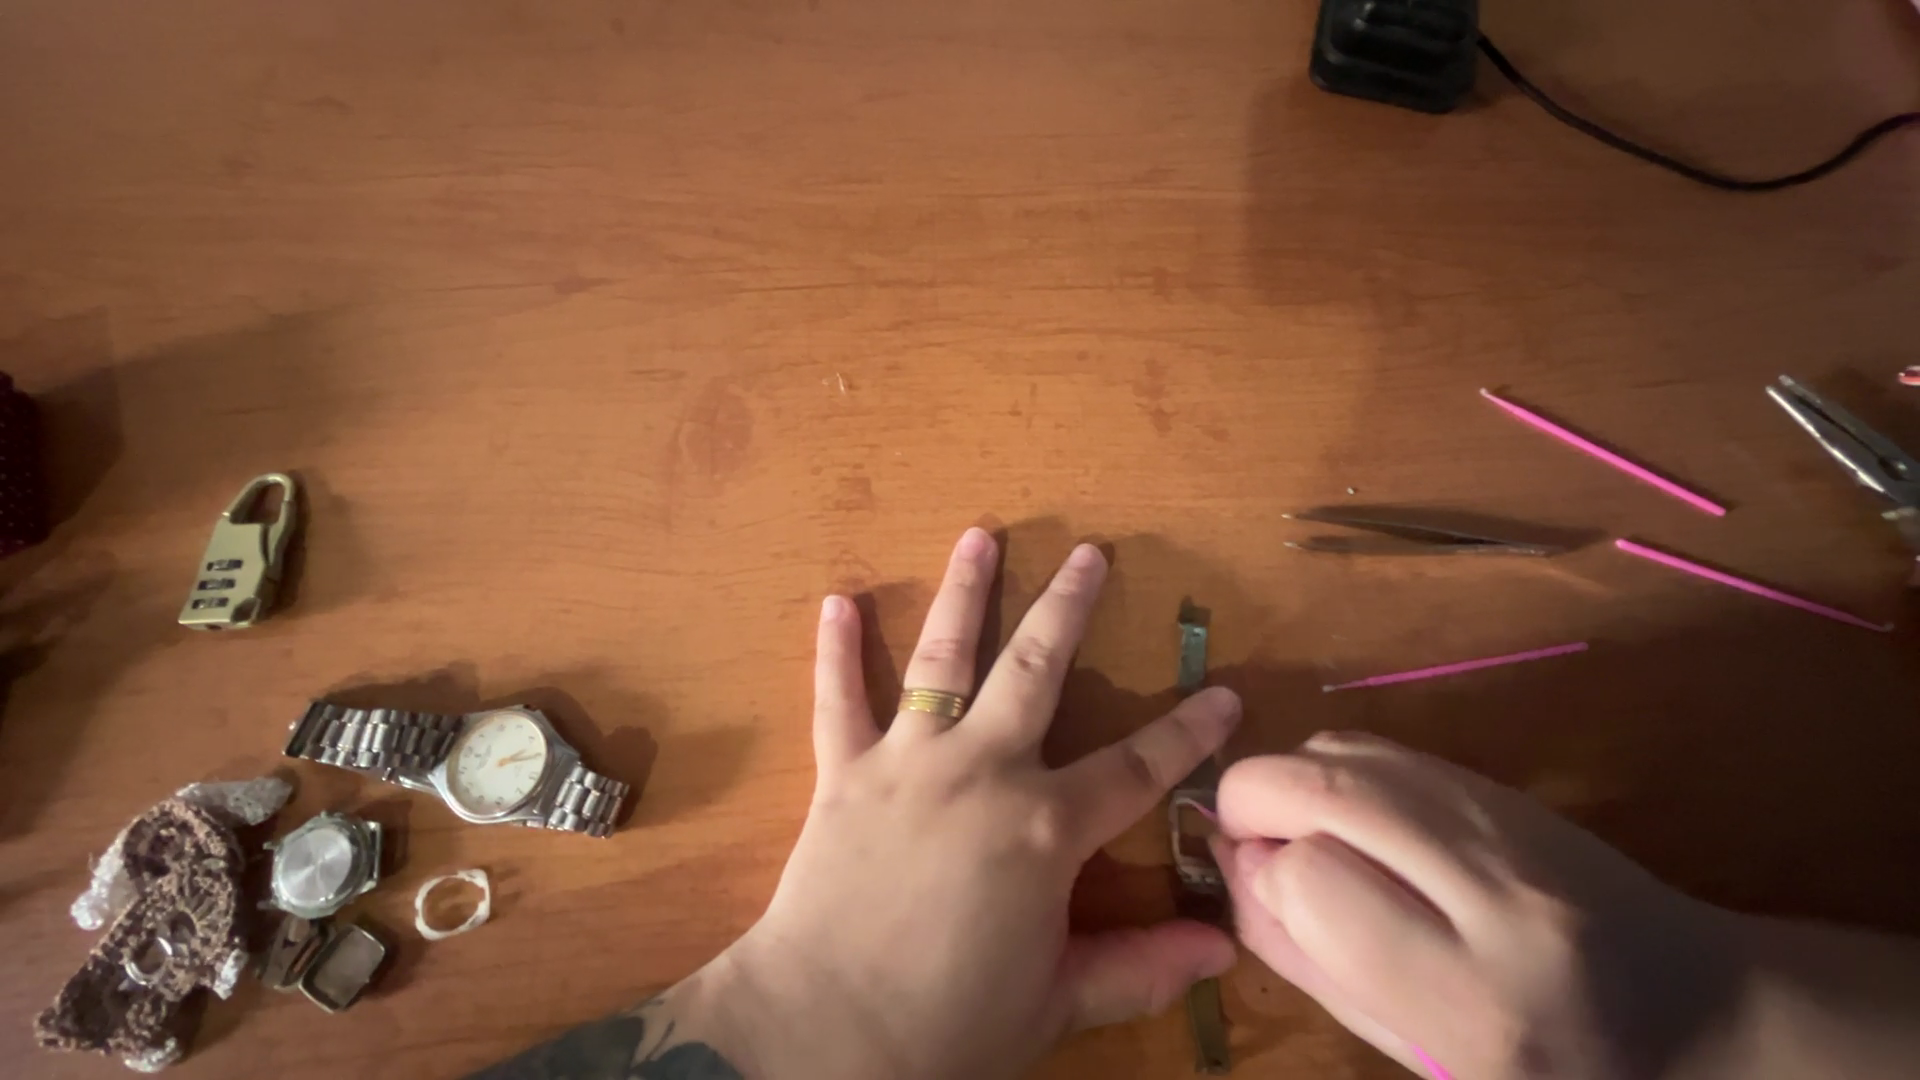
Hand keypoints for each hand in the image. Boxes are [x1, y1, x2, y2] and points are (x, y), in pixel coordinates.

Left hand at [706, 528, 1242, 1079]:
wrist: (824, 1034)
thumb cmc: (949, 1024)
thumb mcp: (1057, 1002)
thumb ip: (1140, 967)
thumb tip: (1222, 948)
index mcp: (1044, 826)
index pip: (1137, 768)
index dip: (1188, 733)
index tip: (1224, 693)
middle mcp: (982, 771)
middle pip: (1036, 669)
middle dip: (1067, 606)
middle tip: (1088, 551)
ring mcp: (910, 762)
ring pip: (943, 660)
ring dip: (963, 592)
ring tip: (978, 535)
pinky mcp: (845, 771)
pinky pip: (838, 700)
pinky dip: (835, 651)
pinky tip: (836, 600)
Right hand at [1214, 732, 1739, 1079]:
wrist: (1703, 1012)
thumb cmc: (1546, 1065)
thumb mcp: (1412, 1049)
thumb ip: (1303, 956)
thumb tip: (1233, 862)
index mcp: (1477, 992)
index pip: (1309, 877)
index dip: (1264, 878)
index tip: (1267, 896)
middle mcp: (1493, 883)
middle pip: (1314, 782)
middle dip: (1249, 800)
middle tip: (1252, 843)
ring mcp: (1502, 814)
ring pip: (1335, 748)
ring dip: (1289, 781)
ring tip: (1306, 834)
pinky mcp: (1496, 778)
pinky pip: (1372, 743)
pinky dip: (1328, 768)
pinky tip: (1348, 816)